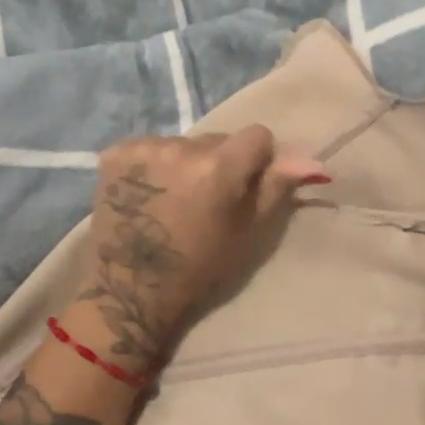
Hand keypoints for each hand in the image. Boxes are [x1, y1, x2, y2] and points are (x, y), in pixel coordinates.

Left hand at [73, 127, 323, 367]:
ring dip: (184, 164)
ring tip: (173, 201)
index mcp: (218, 168)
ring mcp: (143, 149)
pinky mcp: (114, 154)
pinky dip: (152, 166)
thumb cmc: (199, 268)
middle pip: (216, 140)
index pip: (257, 135)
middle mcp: (180, 148)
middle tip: (207, 201)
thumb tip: (310, 158)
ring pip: (182, 144)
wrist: (131, 289)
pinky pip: (149, 148)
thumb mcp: (248, 234)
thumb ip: (276, 188)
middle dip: (219, 162)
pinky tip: (147, 195)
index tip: (245, 187)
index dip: (257, 160)